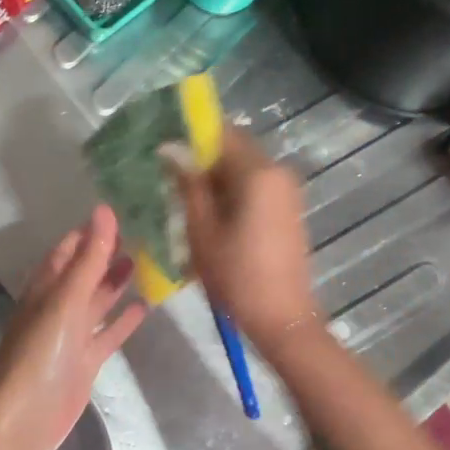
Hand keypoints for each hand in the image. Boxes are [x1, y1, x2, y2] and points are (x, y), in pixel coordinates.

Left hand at [0, 205, 147, 449]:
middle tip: (142, 234)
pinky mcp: (84, 362)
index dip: (89, 233)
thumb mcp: (65, 301)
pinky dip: (122, 321)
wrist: (26, 417)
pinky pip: (106, 334)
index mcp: (44, 289)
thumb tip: (104, 210)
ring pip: (96, 303)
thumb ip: (88, 260)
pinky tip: (143, 307)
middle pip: (83, 275)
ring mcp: (70, 336)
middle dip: (106, 255)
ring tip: (143, 262)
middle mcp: (56, 308)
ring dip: (115, 284)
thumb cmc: (40, 353)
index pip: (67, 251)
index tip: (120, 212)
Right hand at [172, 127, 319, 344]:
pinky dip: (229, 193)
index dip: (190, 137)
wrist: (280, 316)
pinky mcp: (286, 209)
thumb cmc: (236, 274)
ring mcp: (286, 191)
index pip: (221, 133)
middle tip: (166, 178)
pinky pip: (252, 187)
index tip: (162, 150)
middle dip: (200, 159)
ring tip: (181, 199)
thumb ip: (188, 184)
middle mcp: (277, 172)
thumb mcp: (201, 229)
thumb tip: (170, 148)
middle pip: (233, 150)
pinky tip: (206, 215)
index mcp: (257, 173)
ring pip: (241, 170)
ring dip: (213, 178)